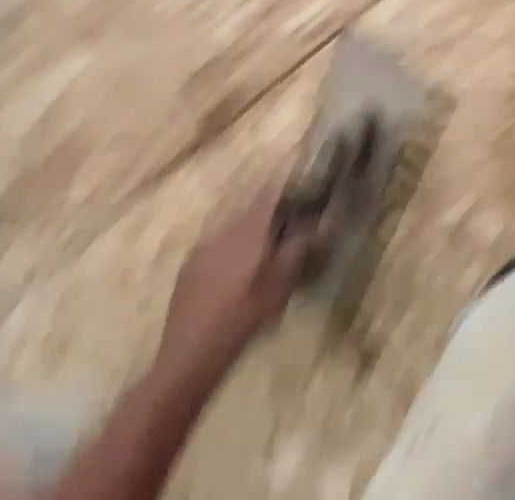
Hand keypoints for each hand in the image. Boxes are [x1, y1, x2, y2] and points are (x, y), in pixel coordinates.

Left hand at [154, 189, 314, 381]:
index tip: (297, 163)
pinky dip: (234, 236)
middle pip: (248, 203)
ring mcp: (201, 248)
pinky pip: (217, 239)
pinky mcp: (190, 266)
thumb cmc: (245, 313)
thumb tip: (324, 216)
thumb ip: (301, 244)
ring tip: (267, 225)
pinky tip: (241, 255)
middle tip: (288, 196)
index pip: (268, 192)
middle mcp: (222, 232)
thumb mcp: (282, 281)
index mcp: (247, 231)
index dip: (283, 176)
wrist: (191, 351)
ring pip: (231, 221)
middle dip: (268, 195)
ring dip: (250, 217)